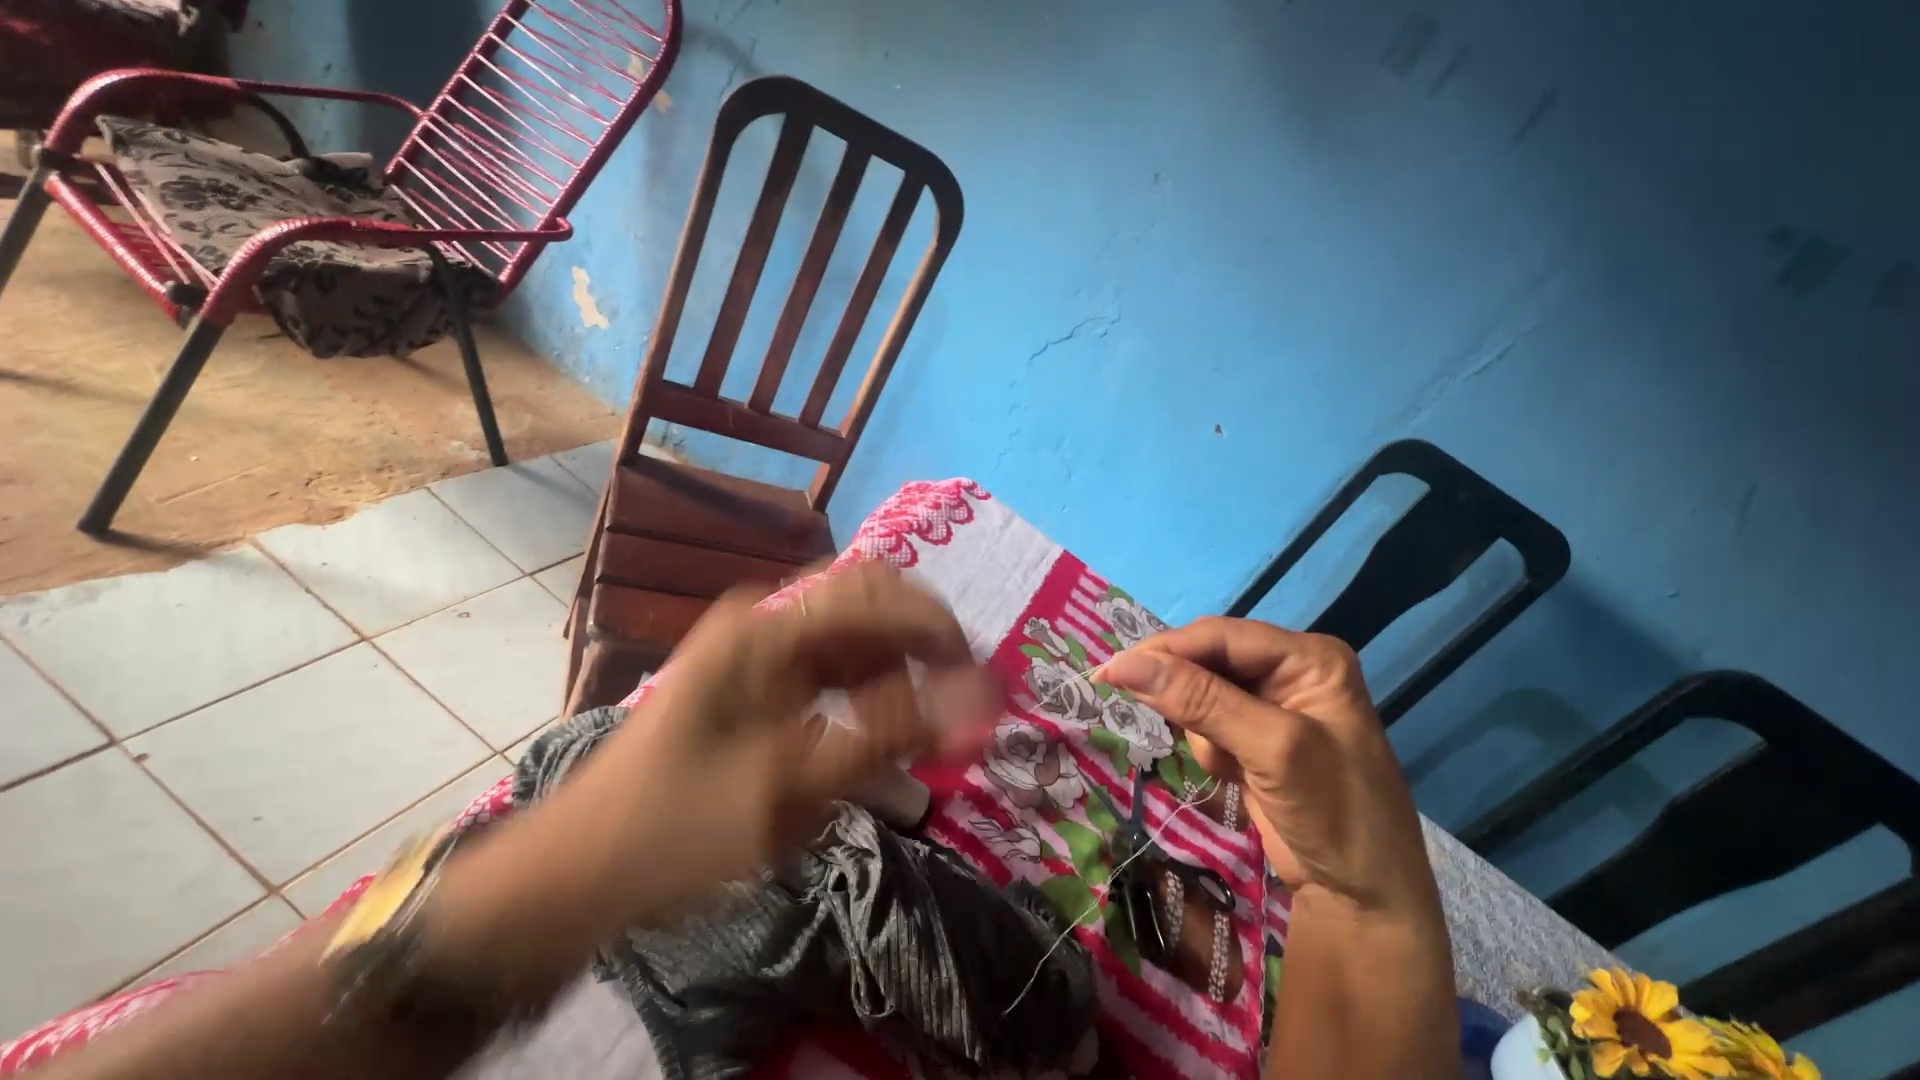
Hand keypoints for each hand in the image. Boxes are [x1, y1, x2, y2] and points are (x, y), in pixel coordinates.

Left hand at [542, 563, 1000, 919]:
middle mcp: (765, 623)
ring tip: (921, 735)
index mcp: (766, 629)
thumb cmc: (678, 826)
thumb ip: (892, 736)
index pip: (878, 593)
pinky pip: (830, 671)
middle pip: (869, 605)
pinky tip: (878, 741)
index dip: (939, 631)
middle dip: (922, 649)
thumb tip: (982, 699)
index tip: (982, 686)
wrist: (580, 869)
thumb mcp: (791, 786)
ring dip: (897, 676)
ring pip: (854, 639)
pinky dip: (866, 698)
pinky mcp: (756, 685)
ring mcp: (758, 652)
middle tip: (958, 706)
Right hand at [1098, 617, 1437, 918]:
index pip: (1221, 636)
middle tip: (1165, 725)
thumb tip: (1123, 663)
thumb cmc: (1335, 814)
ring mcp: (1275, 707)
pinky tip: (1235, 777)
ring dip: (1201, 730)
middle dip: (1187, 695)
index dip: (1165, 650)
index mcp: (1309, 656)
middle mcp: (1292, 671)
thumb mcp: (1271, 748)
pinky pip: (1209, 726)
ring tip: (1230, 767)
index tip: (1111, 672)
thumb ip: (1199, 699)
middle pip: (1208, 661)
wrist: (1365, 898)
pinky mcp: (1258, 740)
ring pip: (1201, 695)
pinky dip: (1210, 750)